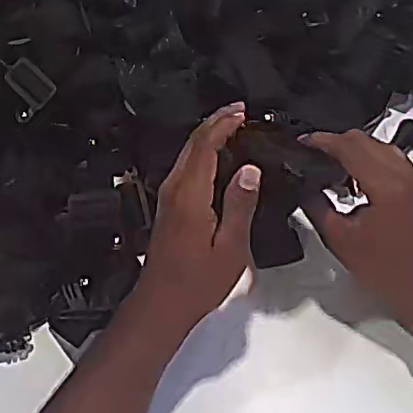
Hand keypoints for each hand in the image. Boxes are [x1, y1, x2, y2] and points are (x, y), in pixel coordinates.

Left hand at [126, 103, 260, 337]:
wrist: (162, 301)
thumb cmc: (196, 281)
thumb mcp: (231, 247)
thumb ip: (240, 205)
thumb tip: (250, 171)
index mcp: (189, 194)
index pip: (205, 146)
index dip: (222, 124)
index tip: (240, 112)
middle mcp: (174, 189)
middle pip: (193, 143)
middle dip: (215, 122)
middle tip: (238, 111)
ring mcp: (168, 195)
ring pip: (187, 153)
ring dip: (208, 135)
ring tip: (232, 126)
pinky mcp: (169, 204)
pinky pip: (186, 166)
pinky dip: (203, 152)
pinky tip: (218, 155)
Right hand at [299, 130, 412, 324]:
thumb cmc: (391, 272)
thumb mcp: (339, 238)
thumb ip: (315, 204)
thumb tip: (302, 184)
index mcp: (386, 186)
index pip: (348, 145)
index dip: (320, 140)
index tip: (304, 142)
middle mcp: (405, 177)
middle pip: (364, 139)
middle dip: (334, 142)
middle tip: (313, 152)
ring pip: (378, 145)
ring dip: (353, 149)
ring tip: (331, 164)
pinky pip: (390, 158)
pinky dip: (369, 159)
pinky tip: (354, 177)